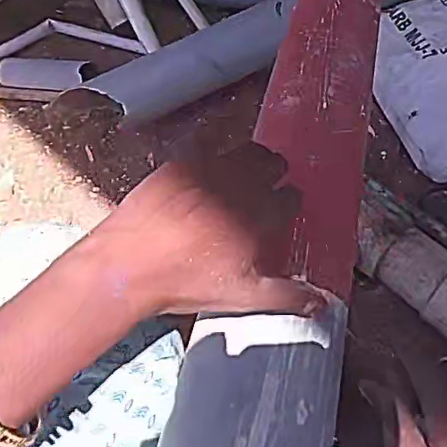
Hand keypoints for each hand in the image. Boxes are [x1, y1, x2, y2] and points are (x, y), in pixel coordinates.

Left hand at [82, 143, 327, 318]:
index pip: (290, 198)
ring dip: (253, 157)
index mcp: (258, 216)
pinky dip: (215, 148)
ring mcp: (209, 170)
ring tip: (248, 169)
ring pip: (247, 150)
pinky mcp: (182, 162)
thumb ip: (285, 296)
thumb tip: (320, 303)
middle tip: (271, 182)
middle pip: (273, 164)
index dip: (290, 201)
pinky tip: (211, 161)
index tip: (286, 205)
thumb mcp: (240, 296)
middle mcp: (238, 186)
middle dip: (276, 172)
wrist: (126, 266)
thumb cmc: (182, 281)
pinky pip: (208, 143)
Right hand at [375, 352, 446, 446]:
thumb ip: (396, 414)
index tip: (381, 360)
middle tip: (403, 411)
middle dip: (416, 379)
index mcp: (445, 396)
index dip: (395, 354)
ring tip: (432, 431)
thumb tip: (372, 382)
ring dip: (439, 393)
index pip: (414, 356)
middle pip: (435, 368)